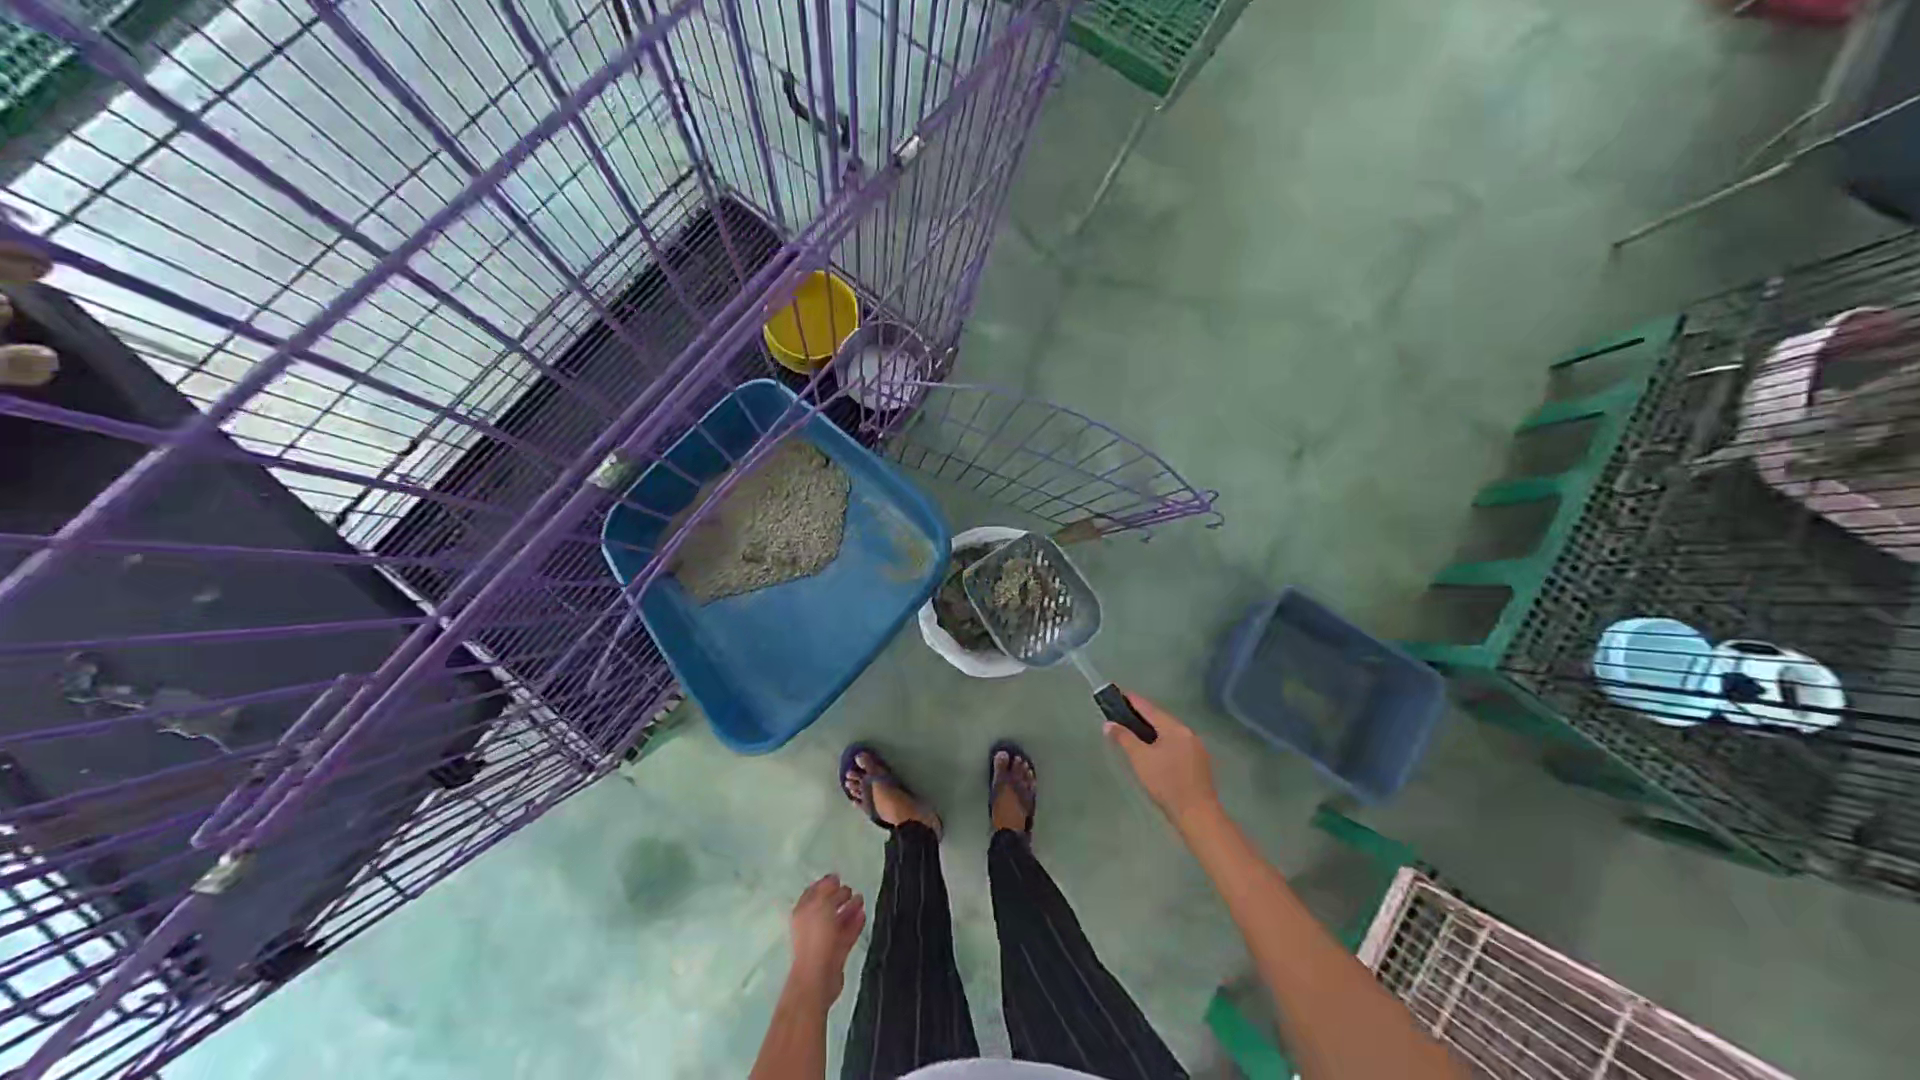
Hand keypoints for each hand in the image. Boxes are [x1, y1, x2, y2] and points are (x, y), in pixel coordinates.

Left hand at [786, 873, 865, 1003]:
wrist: (818, 976)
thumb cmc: (816, 936)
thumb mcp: (820, 904)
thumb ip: (827, 889)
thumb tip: (833, 878)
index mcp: (803, 911)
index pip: (813, 893)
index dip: (824, 884)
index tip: (838, 877)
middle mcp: (811, 924)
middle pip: (826, 906)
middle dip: (838, 896)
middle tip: (851, 889)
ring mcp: (823, 939)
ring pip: (837, 920)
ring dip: (849, 909)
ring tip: (861, 899)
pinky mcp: (835, 952)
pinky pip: (846, 933)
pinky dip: (854, 924)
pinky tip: (863, 915)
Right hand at [1104, 691, 1217, 823]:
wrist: (1197, 814)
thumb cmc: (1166, 783)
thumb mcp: (1140, 759)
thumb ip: (1124, 738)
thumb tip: (1109, 724)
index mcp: (1175, 728)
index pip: (1149, 708)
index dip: (1133, 700)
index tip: (1119, 693)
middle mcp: (1188, 734)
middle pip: (1161, 719)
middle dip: (1142, 717)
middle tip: (1124, 715)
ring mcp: (1196, 749)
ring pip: (1170, 734)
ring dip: (1153, 731)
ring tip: (1136, 733)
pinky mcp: (1199, 764)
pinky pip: (1177, 746)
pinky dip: (1163, 744)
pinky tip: (1155, 752)